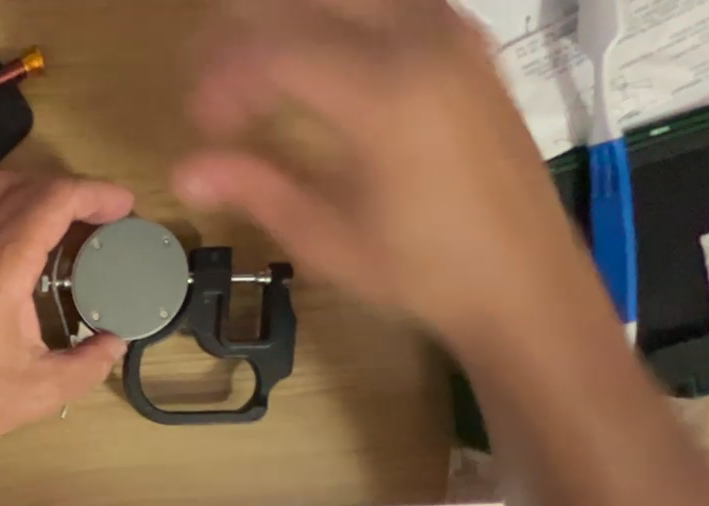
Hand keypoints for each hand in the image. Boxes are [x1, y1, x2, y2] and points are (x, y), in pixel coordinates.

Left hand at [0, 172, 134, 458]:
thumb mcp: (43, 390)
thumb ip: (90, 362)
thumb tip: (116, 341)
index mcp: (1, 270)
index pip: (54, 201)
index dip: (95, 194)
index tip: (123, 207)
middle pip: (29, 188)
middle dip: (74, 192)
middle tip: (104, 217)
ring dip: (34, 187)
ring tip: (63, 212)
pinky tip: (3, 211)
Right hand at [171, 0, 604, 348]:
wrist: (523, 276)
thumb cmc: (419, 270)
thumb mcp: (324, 238)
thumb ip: (255, 189)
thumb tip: (185, 172)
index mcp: (381, 93)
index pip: (274, 48)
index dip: (220, 77)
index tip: (196, 119)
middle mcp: (421, 40)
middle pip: (307, 0)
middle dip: (243, 30)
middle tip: (210, 83)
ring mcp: (451, 32)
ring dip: (288, 23)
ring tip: (253, 75)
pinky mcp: (466, 42)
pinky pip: (386, 4)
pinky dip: (335, 24)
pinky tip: (314, 70)